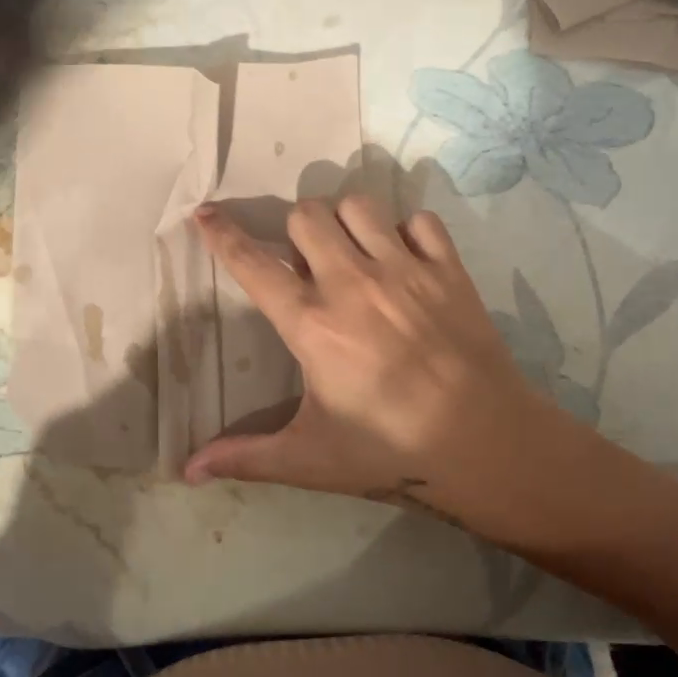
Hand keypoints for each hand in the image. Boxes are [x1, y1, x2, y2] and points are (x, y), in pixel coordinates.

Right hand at [186, 195, 589, 536]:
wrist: (489, 445)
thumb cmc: (390, 451)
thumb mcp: (310, 459)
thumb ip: (246, 457)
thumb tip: (188, 471)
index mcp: (311, 323)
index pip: (252, 263)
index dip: (222, 233)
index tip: (205, 213)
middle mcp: (351, 282)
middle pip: (305, 215)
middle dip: (295, 229)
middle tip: (305, 261)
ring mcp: (404, 270)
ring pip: (358, 205)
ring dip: (345, 221)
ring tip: (351, 251)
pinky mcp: (448, 269)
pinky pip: (419, 220)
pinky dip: (407, 231)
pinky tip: (404, 259)